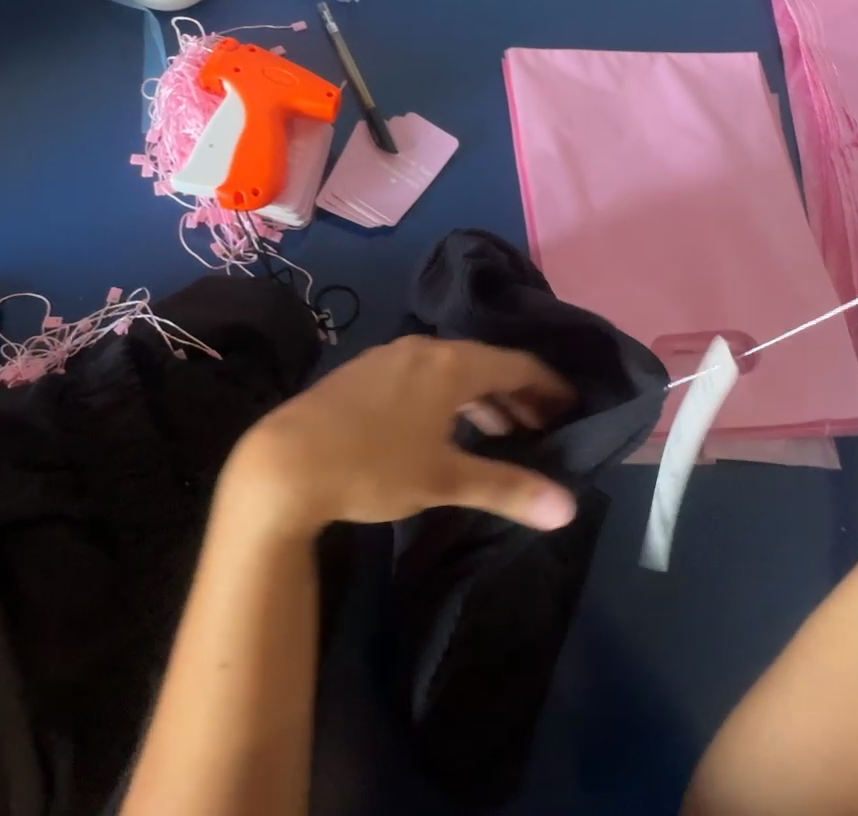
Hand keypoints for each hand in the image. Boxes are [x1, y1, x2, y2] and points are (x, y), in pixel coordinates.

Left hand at [221, 336, 579, 537]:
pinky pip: (422, 377)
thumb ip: (507, 488)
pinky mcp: (361, 374)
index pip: (517, 365)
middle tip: (544, 429)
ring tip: (501, 433)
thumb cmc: (371, 468)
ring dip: (481, 400)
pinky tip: (444, 428)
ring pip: (450, 372)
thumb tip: (568, 509)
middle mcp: (421, 349)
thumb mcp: (443, 479)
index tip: (574, 407)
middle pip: (485, 365)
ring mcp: (386, 357)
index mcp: (449, 365)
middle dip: (517, 396)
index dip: (550, 386)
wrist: (283, 465)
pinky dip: (448, 399)